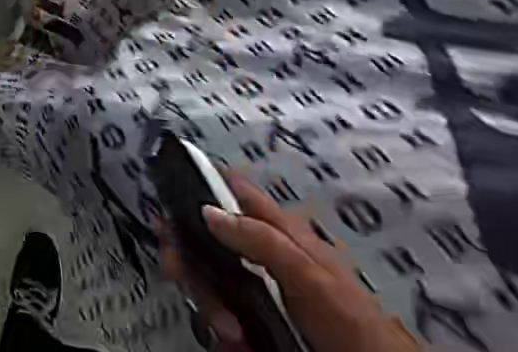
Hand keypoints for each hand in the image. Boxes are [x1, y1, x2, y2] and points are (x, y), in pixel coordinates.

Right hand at [156, 170, 419, 351]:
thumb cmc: (350, 320)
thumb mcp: (308, 274)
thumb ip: (261, 238)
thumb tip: (205, 209)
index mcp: (275, 226)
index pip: (228, 185)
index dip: (195, 181)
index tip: (167, 202)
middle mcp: (261, 248)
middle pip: (205, 233)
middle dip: (188, 255)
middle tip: (177, 275)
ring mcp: (258, 284)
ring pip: (208, 274)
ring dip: (206, 299)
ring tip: (228, 333)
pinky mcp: (257, 317)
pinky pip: (222, 311)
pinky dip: (219, 327)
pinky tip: (233, 343)